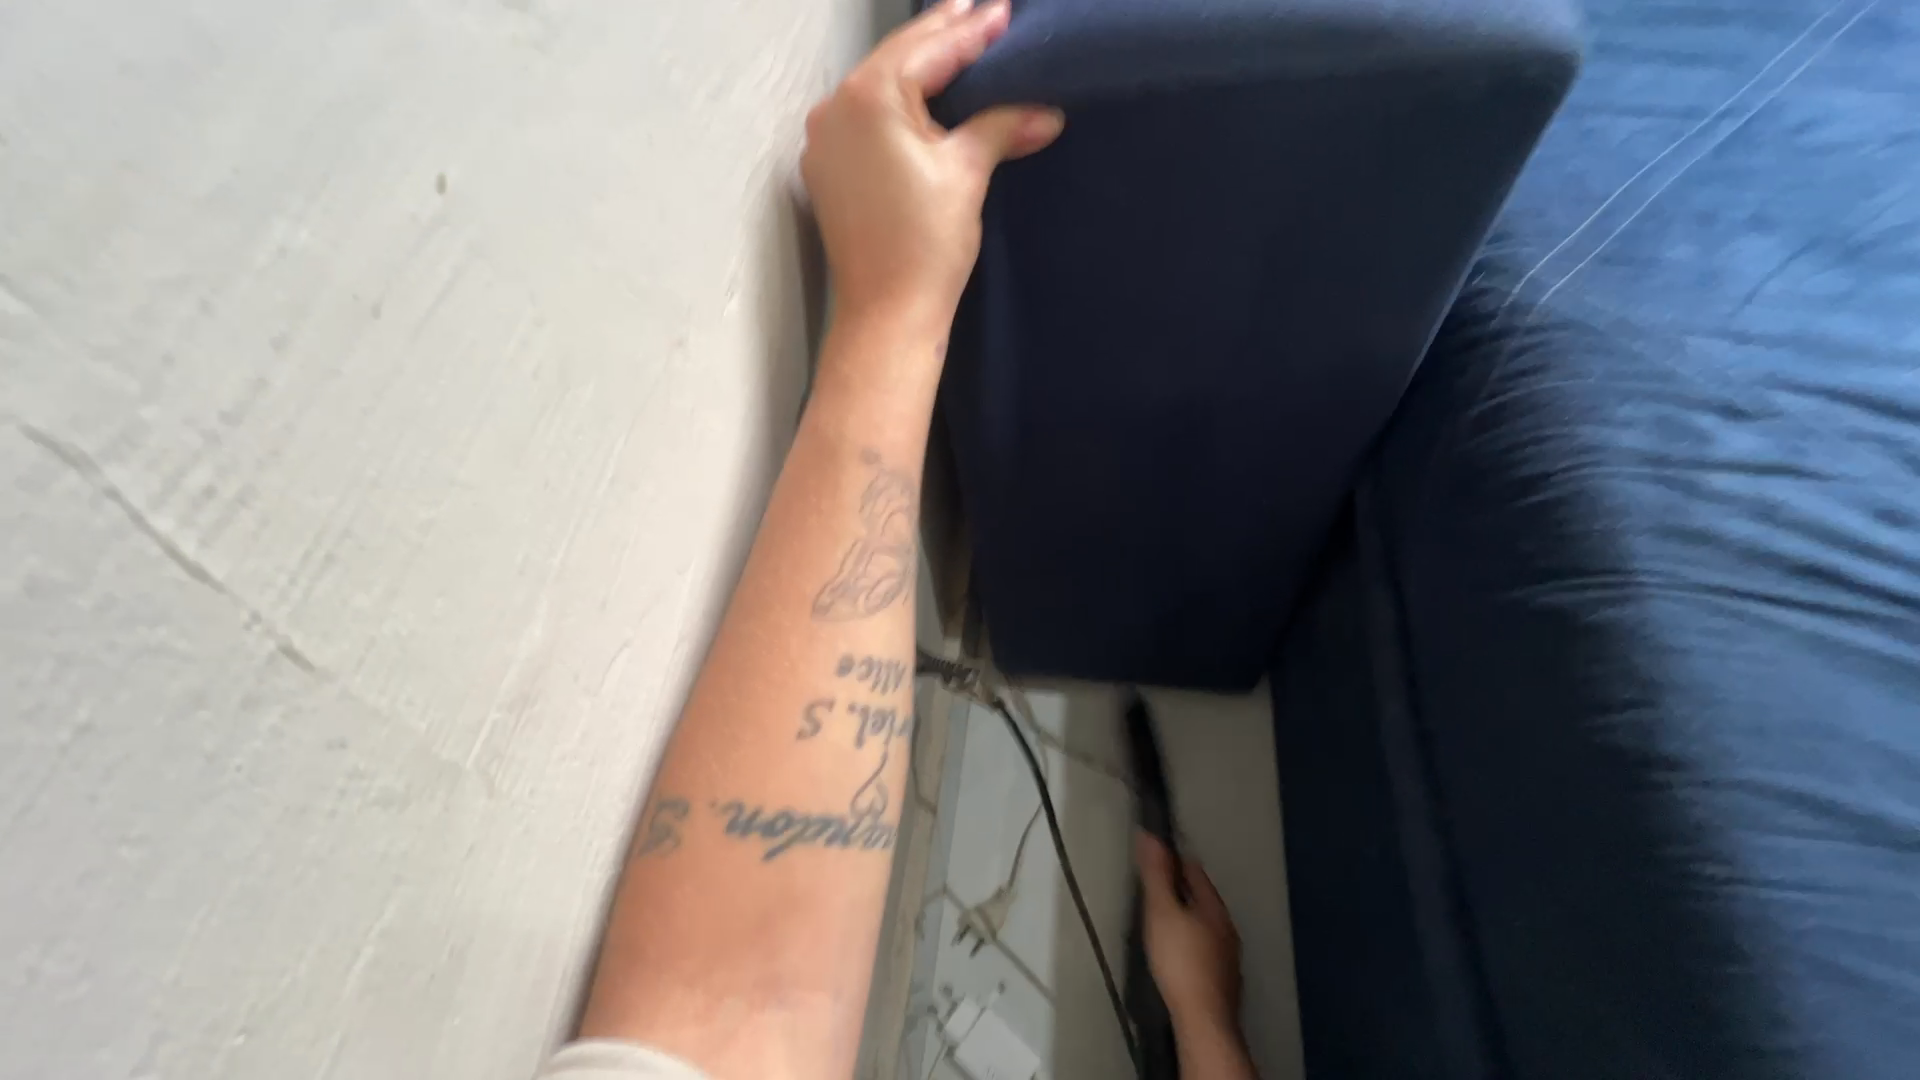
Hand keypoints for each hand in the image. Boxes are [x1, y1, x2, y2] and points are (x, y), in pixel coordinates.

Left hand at [801, 0, 1063, 333]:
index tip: (1004, 12)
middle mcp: (835, 110)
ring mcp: (824, 143)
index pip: (930, 48)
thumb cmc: (926, 246)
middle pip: (898, 61)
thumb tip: (1045, 111)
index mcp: (869, 97)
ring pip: (878, 90)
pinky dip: (895, 108)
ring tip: (955, 50)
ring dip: (917, 71)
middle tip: (979, 13)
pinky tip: (921, 104)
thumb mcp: (968, 174)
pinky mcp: (827, 173)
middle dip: (941, 40)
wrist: (887, 315)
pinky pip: (865, 123)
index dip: (972, 30)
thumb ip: (1002, 126)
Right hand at [1137, 832, 1245, 1038]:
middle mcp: (1226, 927)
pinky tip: (1176, 954)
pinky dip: (1190, 942)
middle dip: (1179, 889)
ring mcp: (1228, 956)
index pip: (1194, 870)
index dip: (1173, 859)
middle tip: (1151, 889)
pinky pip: (1205, 948)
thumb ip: (1156, 875)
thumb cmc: (1180, 960)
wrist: (1203, 1020)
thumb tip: (1150, 835)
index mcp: (1214, 907)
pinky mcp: (1222, 980)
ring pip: (1204, 924)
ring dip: (1185, 917)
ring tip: (1160, 920)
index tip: (1152, 857)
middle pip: (1201, 897)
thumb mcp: (1161, 912)